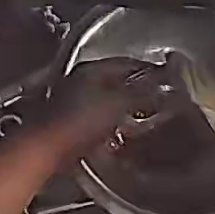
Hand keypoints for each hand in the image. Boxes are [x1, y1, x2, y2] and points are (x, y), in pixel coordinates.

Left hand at [47, 57, 167, 155]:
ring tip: (144, 117)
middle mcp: (80, 81)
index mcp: (91, 70)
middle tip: (159, 99)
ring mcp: (73, 101)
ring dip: (125, 108)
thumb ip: (144, 94)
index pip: (127, 63)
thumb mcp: (119, 104)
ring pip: (108, 100)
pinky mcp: (70, 122)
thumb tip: (165, 89)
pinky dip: (113, 122)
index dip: (149, 70)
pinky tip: (122, 132)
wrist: (47, 150)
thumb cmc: (81, 122)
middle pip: (117, 81)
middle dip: (138, 90)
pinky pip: (99, 118)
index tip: (167, 79)